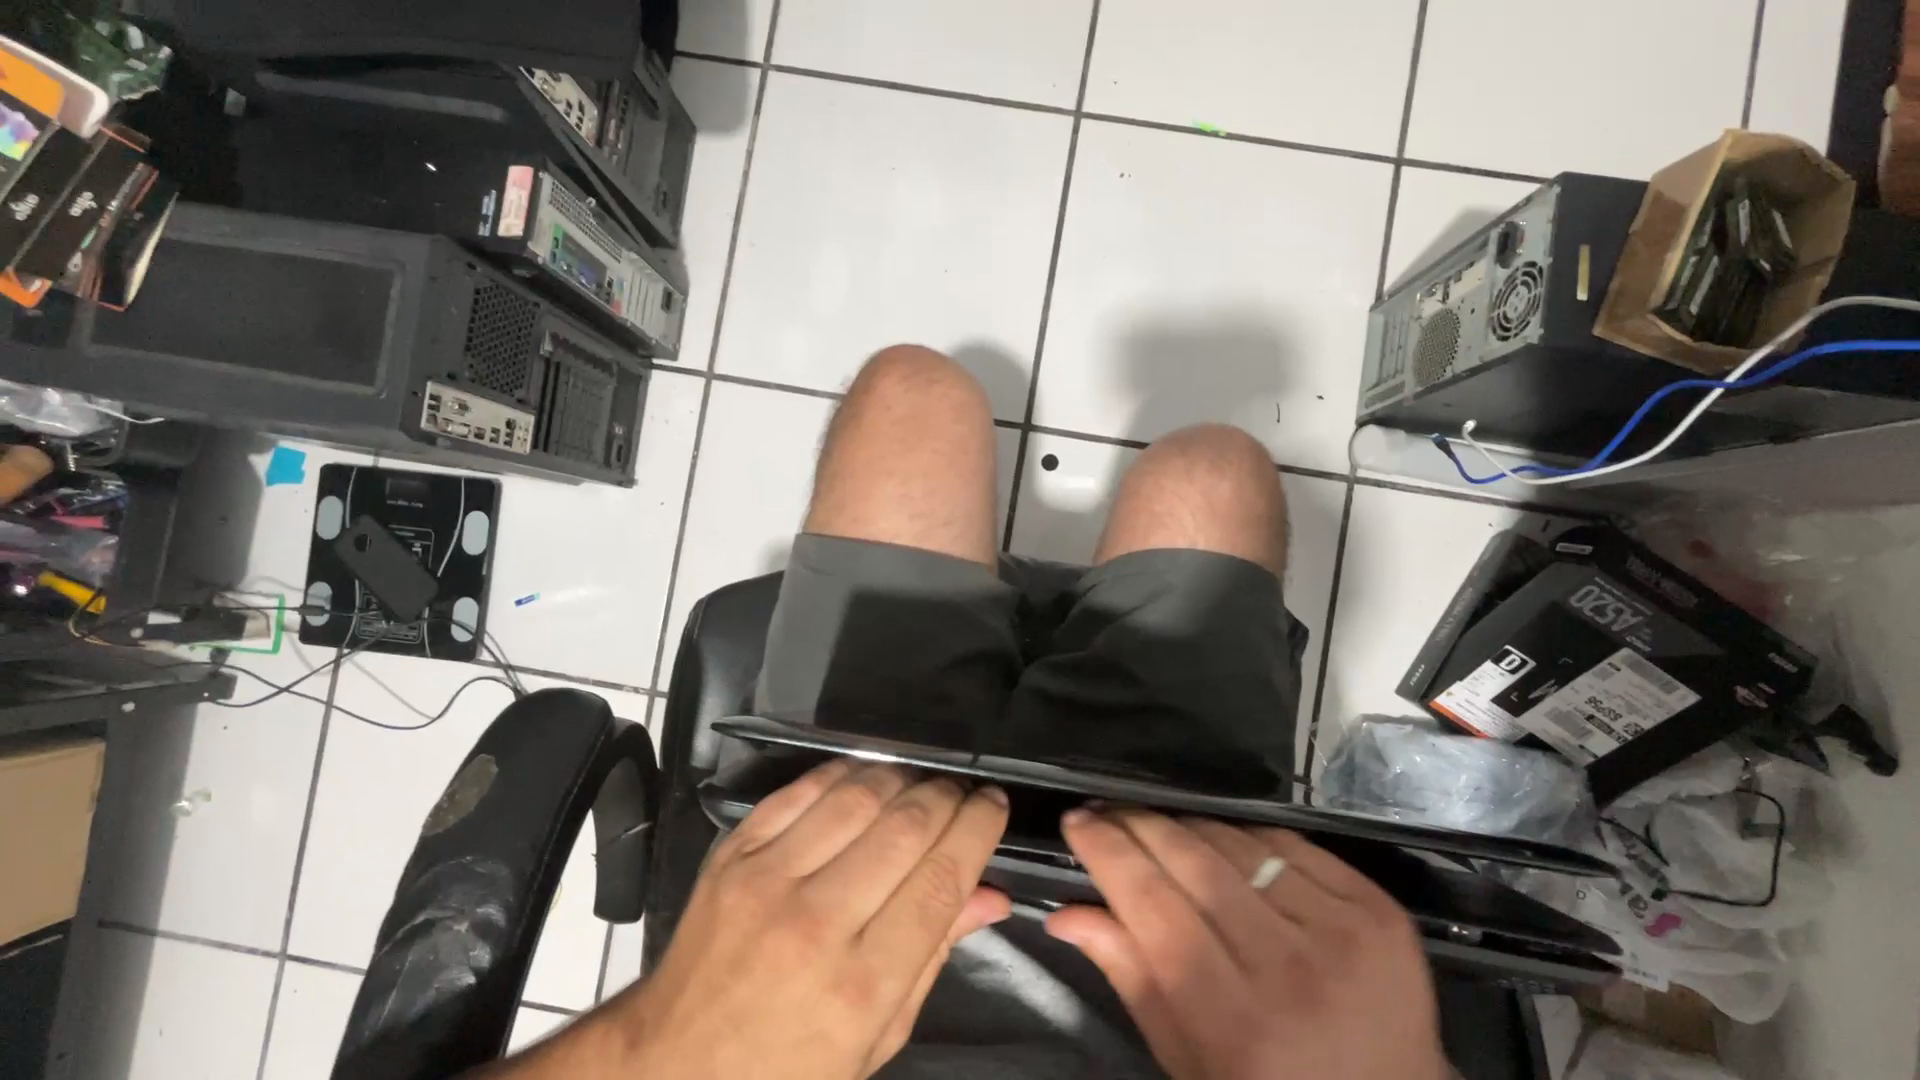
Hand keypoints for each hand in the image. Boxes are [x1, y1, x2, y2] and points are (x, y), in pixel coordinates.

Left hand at [584, 759, 1010, 1078]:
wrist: (675, 1063)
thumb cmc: (790, 1065)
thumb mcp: (877, 1038)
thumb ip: (935, 957)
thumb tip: (992, 893)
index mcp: (860, 985)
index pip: (940, 880)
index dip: (978, 830)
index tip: (994, 806)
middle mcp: (815, 922)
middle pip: (904, 829)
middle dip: (948, 797)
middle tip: (964, 793)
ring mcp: (766, 880)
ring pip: (856, 797)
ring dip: (903, 777)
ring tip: (923, 782)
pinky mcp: (733, 854)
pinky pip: (801, 790)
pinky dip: (845, 772)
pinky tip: (869, 776)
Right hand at [1047, 808, 1449, 1079]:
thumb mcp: (1185, 1056)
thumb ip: (1129, 976)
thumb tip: (1065, 912)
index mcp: (1236, 1022)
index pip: (1153, 906)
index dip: (1107, 852)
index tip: (1076, 821)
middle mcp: (1291, 969)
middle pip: (1194, 864)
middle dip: (1138, 824)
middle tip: (1107, 811)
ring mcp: (1343, 932)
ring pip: (1239, 844)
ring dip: (1186, 825)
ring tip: (1155, 825)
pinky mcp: (1377, 908)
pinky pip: (1290, 843)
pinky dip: (1244, 835)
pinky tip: (1219, 840)